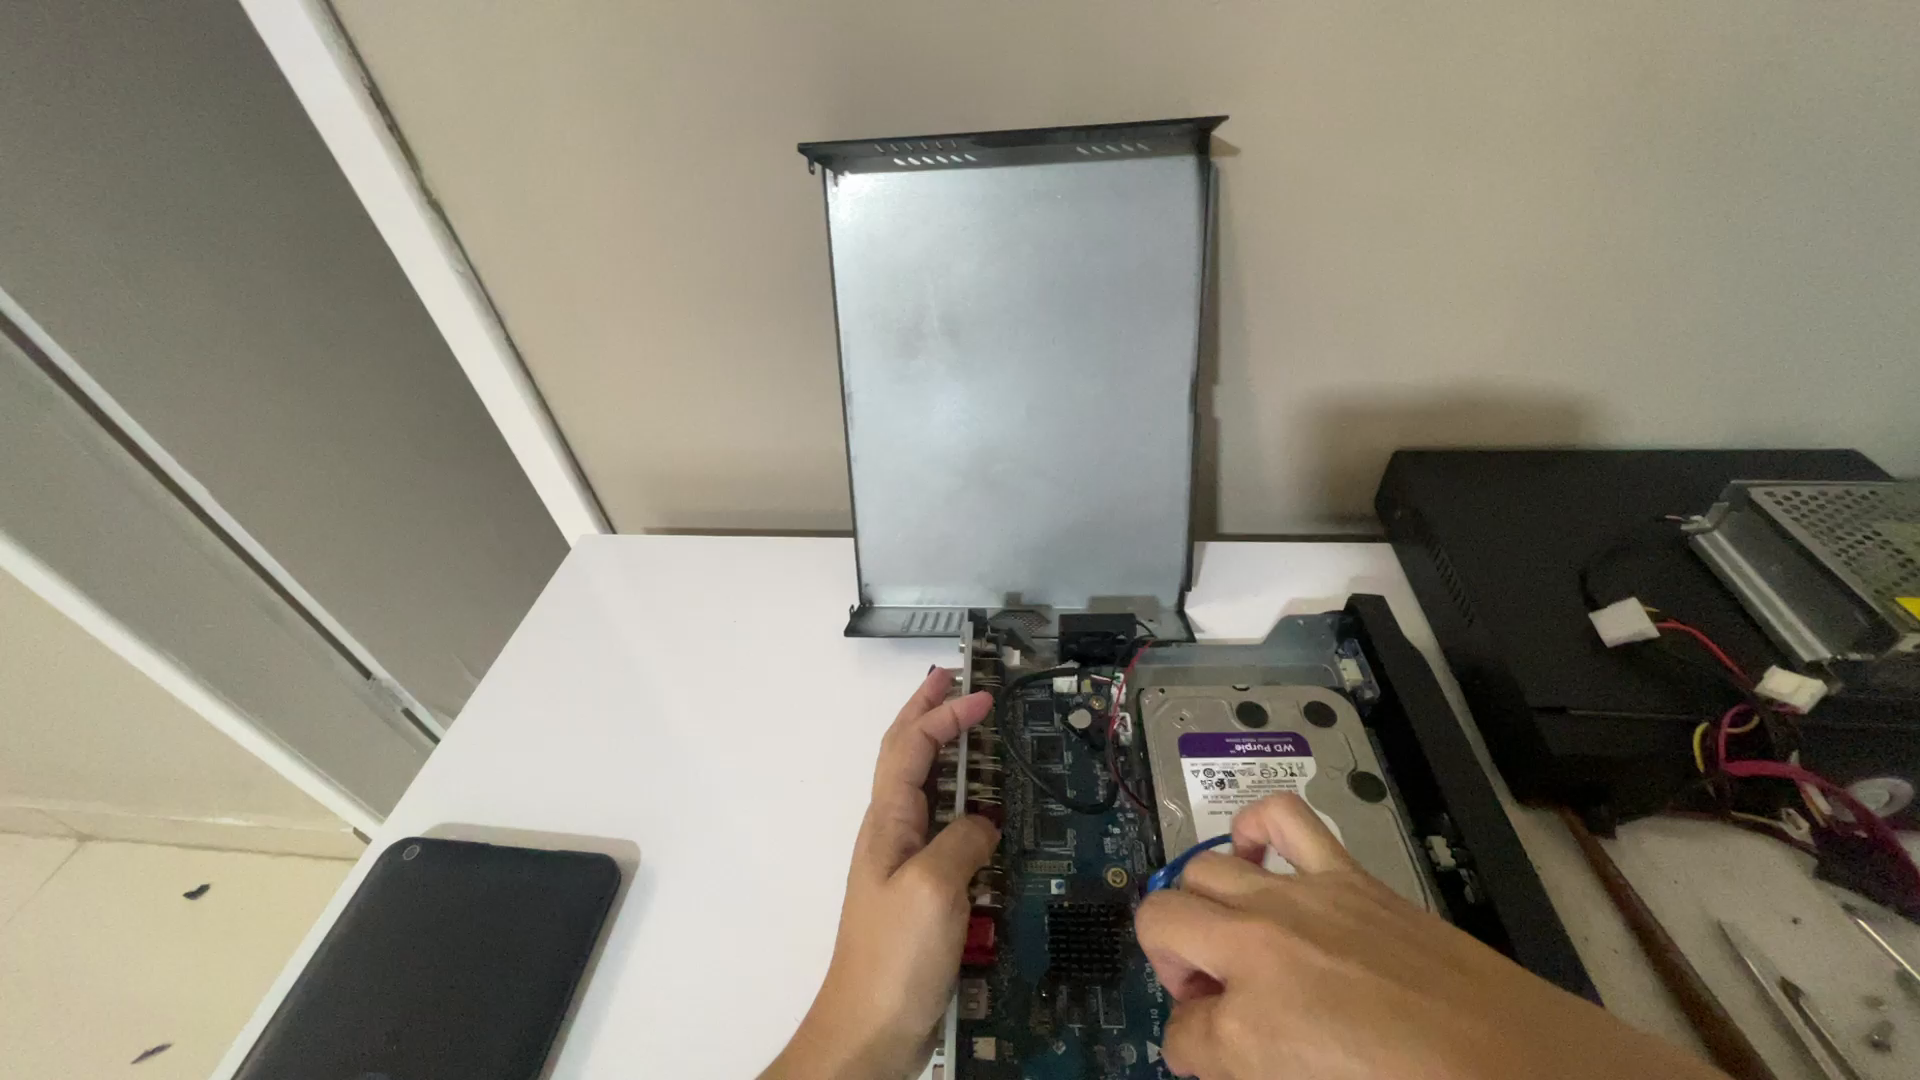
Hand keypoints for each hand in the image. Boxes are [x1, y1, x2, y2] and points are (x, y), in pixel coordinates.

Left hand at [761, 668, 999, 1079]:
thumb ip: (961, 840)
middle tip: (953, 681)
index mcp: (887, 821)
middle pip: (907, 755)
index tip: (981, 694)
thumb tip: (982, 822)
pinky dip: (960, 797)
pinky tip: (979, 804)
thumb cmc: (894, 955)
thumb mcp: (933, 888)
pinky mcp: (921, 888)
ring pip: (925, 787)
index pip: (911, 746)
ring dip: (943, 748)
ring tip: (967, 726)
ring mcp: (904, 859)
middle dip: (927, 712)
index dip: (943, 713)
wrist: (867, 1029)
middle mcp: (891, 830)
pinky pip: (943, 826)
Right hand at [1136, 793, 1726, 1079]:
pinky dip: (1254, 828)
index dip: (1193, 1055)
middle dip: (1173, 969)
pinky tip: (1258, 856)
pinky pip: (1280, 818)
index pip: (1178, 1035)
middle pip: (1161, 923)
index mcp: (1249, 1030)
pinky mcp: (1348, 875)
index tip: (1219, 1063)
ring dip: (1199, 906)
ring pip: (1203, 870)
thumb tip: (1220, 1044)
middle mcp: (1258, 948)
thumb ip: (1248, 1067)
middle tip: (1214, 1003)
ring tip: (1228, 938)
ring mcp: (1302, 899)